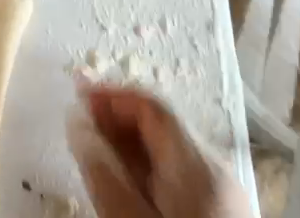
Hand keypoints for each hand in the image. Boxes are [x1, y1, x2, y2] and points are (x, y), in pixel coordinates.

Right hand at [68, 84, 254, 217]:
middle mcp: (217, 171)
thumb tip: (77, 121)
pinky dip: (147, 171)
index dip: (110, 95)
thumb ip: (100, 167)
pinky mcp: (223, 216)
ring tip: (94, 159)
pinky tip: (126, 189)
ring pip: (169, 154)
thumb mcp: (127, 217)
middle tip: (79, 129)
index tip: (74, 97)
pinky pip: (180, 177)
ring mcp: (225, 196)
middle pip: (161, 127)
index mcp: (196, 165)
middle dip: (116, 120)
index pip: (150, 106)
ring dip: (129, 147)